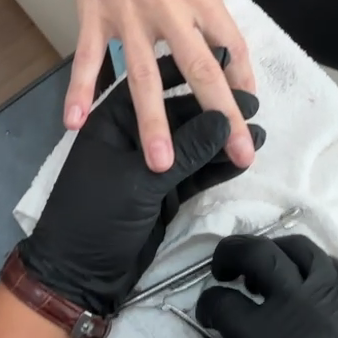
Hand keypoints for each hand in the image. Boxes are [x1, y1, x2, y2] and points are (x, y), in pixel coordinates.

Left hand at [18, 75, 265, 314]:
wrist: (78, 275)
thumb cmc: (95, 216)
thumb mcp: (140, 181)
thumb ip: (184, 150)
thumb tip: (225, 120)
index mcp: (115, 117)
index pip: (156, 83)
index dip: (191, 72)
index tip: (226, 62)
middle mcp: (135, 132)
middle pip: (180, 113)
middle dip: (215, 108)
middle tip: (253, 102)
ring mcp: (151, 162)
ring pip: (192, 144)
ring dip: (222, 140)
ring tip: (259, 132)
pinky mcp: (163, 190)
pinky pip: (194, 172)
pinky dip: (217, 166)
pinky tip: (243, 160)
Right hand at [53, 0, 292, 172]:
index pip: (231, 43)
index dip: (245, 77)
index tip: (253, 107)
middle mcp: (167, 9)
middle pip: (198, 70)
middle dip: (220, 116)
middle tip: (236, 157)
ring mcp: (128, 16)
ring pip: (143, 77)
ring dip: (152, 121)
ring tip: (160, 163)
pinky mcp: (94, 14)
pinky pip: (89, 58)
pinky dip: (81, 90)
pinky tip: (75, 123)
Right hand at [190, 236, 337, 337]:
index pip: (223, 304)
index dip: (207, 306)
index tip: (207, 315)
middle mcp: (300, 303)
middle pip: (255, 253)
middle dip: (230, 253)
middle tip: (223, 270)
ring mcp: (335, 290)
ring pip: (293, 246)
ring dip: (270, 252)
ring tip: (264, 272)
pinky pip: (328, 260)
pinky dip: (307, 262)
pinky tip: (303, 280)